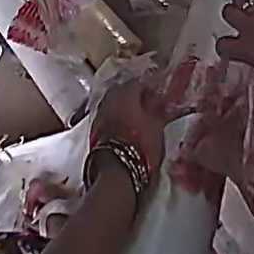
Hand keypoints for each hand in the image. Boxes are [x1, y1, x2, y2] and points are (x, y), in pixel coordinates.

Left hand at [86, 77, 168, 193]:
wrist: (116, 170)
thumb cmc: (141, 144)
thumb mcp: (157, 126)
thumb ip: (158, 110)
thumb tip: (160, 101)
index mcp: (125, 94)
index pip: (137, 84)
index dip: (149, 91)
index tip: (158, 101)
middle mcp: (108, 100)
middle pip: (121, 92)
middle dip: (133, 98)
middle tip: (146, 108)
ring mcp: (99, 114)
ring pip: (112, 104)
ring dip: (123, 108)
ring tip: (136, 120)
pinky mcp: (93, 129)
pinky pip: (107, 117)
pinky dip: (115, 119)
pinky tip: (124, 129)